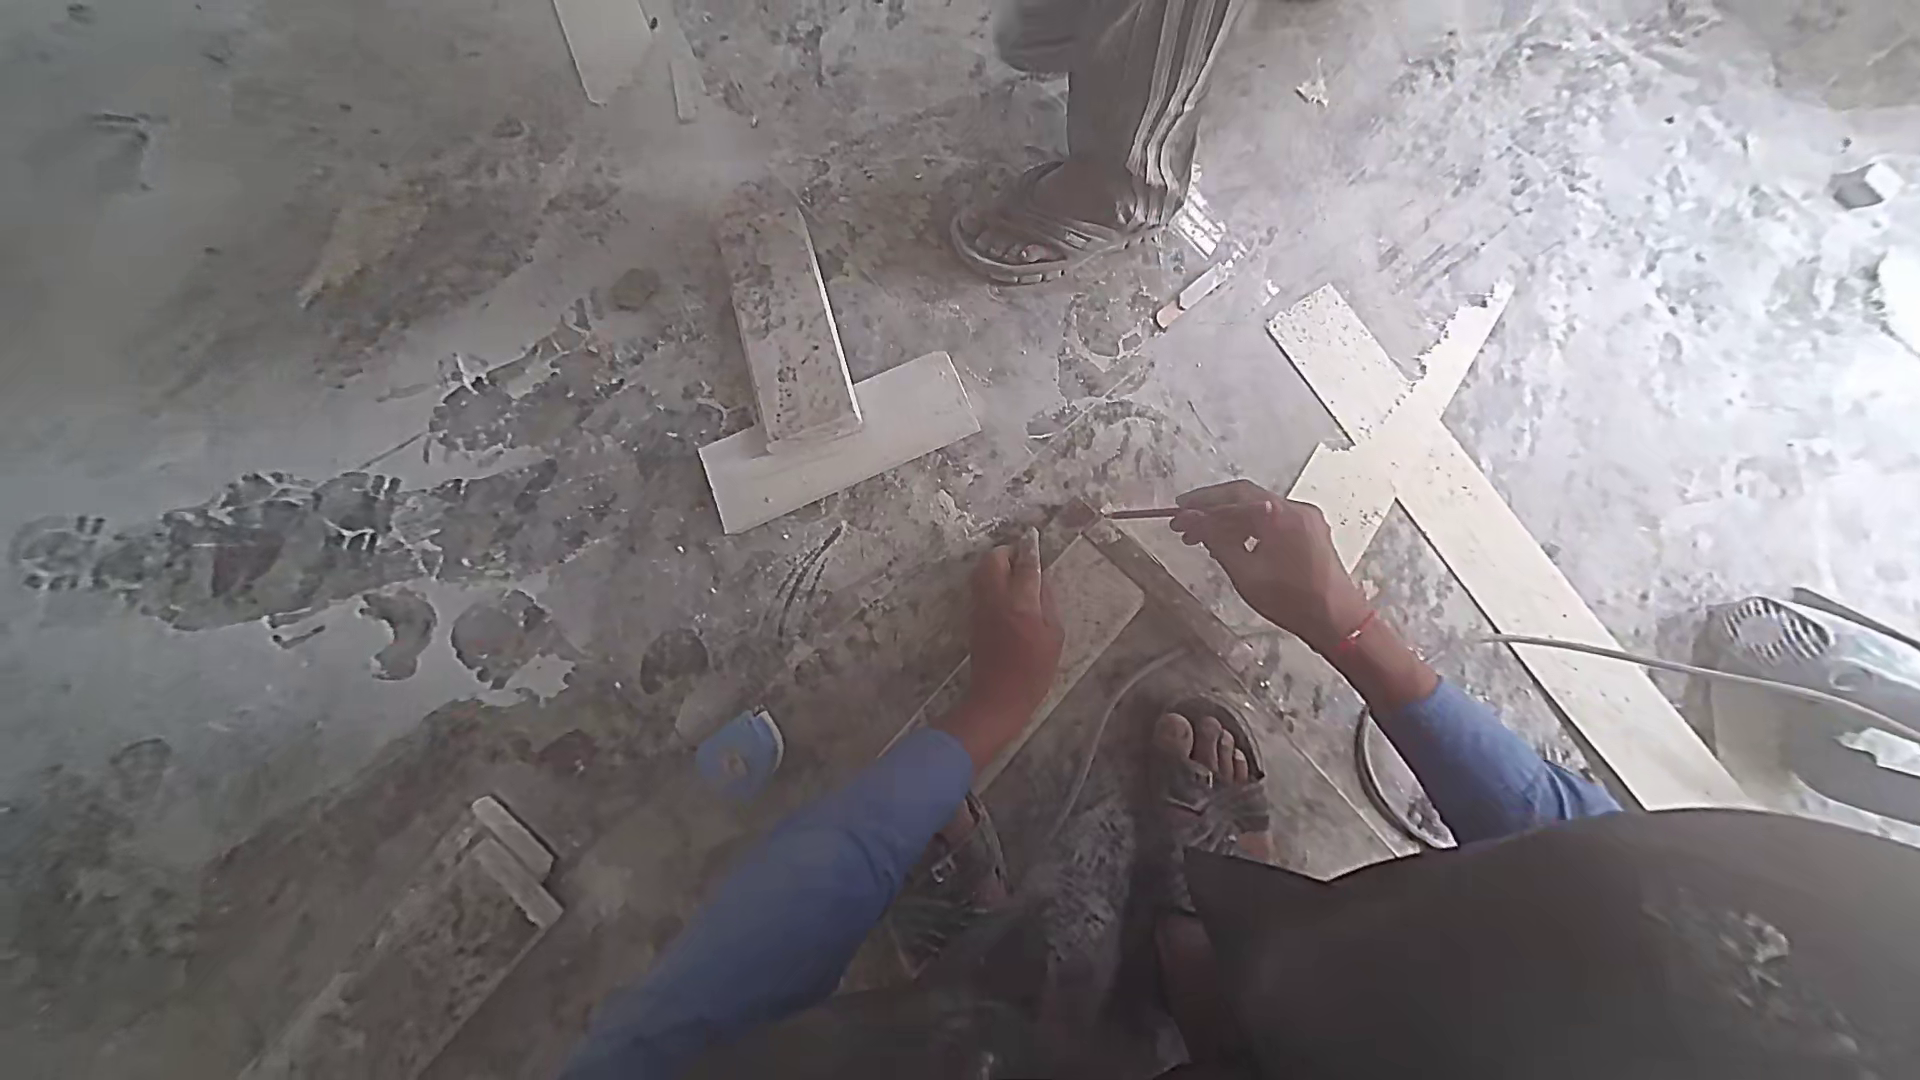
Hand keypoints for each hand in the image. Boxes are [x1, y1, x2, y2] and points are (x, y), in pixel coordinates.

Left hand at [965, 526, 1063, 717]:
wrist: (998, 696)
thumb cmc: (1034, 671)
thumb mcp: (1054, 636)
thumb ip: (1047, 602)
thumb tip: (1041, 578)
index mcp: (1022, 603)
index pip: (1026, 565)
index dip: (1030, 548)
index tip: (1033, 536)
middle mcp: (996, 598)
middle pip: (995, 559)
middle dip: (1008, 552)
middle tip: (1024, 558)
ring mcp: (980, 606)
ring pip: (982, 569)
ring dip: (996, 563)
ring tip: (1014, 570)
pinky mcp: (972, 615)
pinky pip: (979, 584)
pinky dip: (990, 577)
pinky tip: (1004, 587)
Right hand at [1170, 480, 1370, 653]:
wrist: (1338, 621)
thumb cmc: (1290, 600)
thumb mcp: (1244, 571)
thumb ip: (1216, 539)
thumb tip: (1192, 520)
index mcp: (1281, 515)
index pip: (1233, 495)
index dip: (1202, 501)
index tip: (1179, 511)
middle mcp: (1296, 509)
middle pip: (1245, 499)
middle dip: (1212, 511)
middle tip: (1185, 526)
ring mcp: (1306, 519)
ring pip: (1258, 510)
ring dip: (1229, 521)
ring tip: (1202, 539)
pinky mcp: (1310, 532)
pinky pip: (1272, 520)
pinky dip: (1248, 527)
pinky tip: (1231, 543)